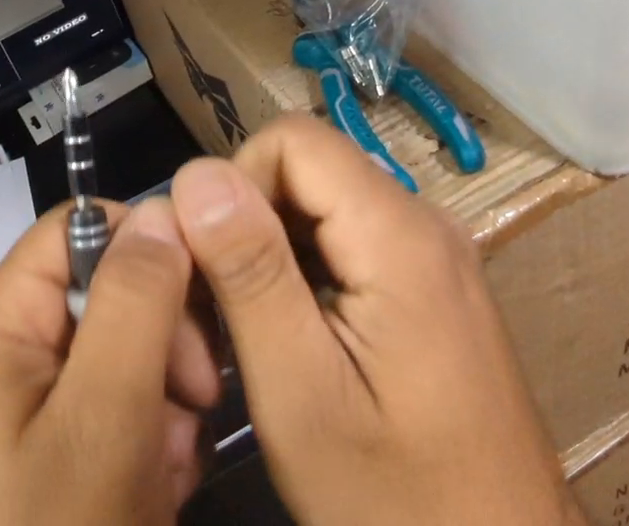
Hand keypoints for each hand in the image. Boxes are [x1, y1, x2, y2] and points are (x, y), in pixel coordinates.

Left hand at [0, 198, 219, 525]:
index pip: (80, 228)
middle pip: (113, 286)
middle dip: (165, 337)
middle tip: (191, 398)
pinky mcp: (69, 442)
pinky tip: (161, 483)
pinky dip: (157, 436)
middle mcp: (19, 343)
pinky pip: (128, 402)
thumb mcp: (99, 417)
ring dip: (167, 395)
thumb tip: (161, 208)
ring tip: (168, 459)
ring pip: (133, 347)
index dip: (144, 247)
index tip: (199, 300)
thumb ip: (133, 304)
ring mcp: (44, 396)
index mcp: (5, 316)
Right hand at [170, 116, 583, 525]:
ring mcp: (432, 255)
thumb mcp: (302, 393)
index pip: (292, 139)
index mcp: (400, 235)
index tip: (207, 264)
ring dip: (265, 251)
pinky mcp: (428, 286)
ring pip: (318, 204)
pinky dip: (298, 272)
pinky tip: (286, 337)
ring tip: (245, 332)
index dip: (233, 185)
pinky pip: (344, 240)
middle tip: (214, 311)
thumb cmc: (398, 498)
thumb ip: (250, 273)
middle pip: (305, 169)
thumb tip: (196, 173)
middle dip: (243, 222)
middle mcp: (424, 224)